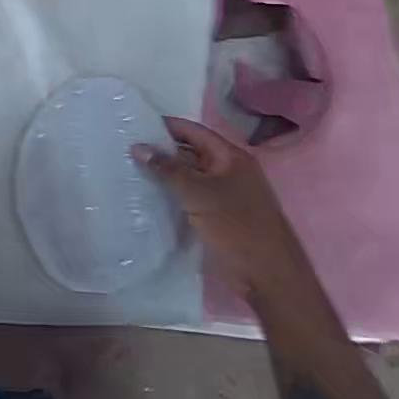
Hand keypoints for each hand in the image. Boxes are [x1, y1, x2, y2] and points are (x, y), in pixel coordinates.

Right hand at [136, 117, 312, 297]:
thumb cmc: (235, 225)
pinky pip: (195, 195)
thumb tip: (138, 147)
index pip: (195, 131)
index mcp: (231, 156)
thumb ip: (167, 169)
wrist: (267, 272)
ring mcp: (228, 193)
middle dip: (165, 149)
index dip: (168, 126)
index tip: (138, 126)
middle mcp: (231, 169)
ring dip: (169, 172)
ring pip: (193, 174)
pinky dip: (176, 192)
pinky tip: (154, 195)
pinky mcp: (222, 214)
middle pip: (194, 151)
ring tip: (135, 169)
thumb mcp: (198, 193)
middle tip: (131, 148)